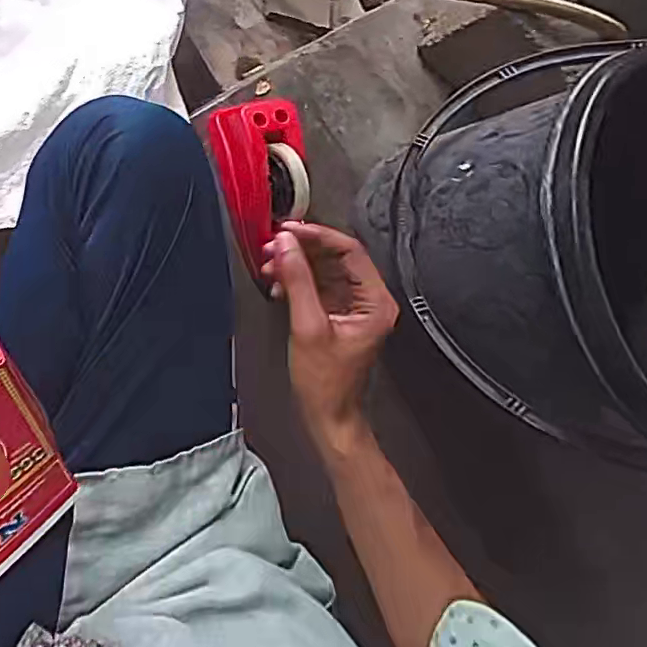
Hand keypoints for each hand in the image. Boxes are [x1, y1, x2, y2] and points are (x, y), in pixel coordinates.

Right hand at [260, 221, 398, 451]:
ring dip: (295, 262)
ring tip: (271, 263)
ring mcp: (352, 305)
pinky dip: (295, 278)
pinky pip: (316, 283)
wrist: (328, 416)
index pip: (349, 251)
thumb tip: (285, 245)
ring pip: (323, 267)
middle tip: (275, 244)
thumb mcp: (308, 326)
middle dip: (302, 248)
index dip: (317, 236)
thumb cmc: (327, 383)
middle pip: (335, 256)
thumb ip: (297, 281)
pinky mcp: (335, 311)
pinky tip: (278, 282)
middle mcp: (368, 300)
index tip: (291, 230)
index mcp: (375, 301)